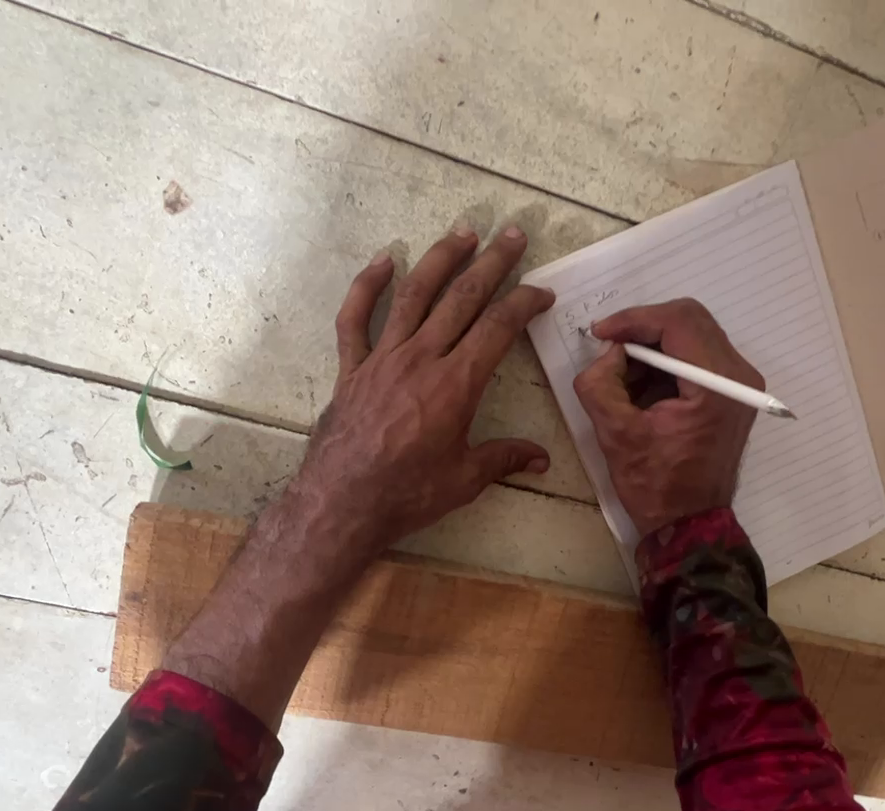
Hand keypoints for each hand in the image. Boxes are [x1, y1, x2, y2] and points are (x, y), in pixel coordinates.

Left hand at [160, 226, 552, 723]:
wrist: (342, 504)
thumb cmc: (407, 494)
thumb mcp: (464, 479)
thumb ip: (504, 459)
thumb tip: (541, 458)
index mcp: (456, 384)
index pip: (499, 328)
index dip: (524, 303)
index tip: (541, 291)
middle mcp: (422, 358)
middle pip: (462, 298)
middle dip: (491, 263)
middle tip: (511, 235)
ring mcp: (382, 358)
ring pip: (414, 294)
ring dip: (440, 259)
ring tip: (462, 232)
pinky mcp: (352, 368)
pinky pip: (355, 318)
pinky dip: (367, 286)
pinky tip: (383, 260)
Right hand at [574, 299, 762, 536]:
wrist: (689, 522)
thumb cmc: (655, 486)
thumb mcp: (615, 434)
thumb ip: (601, 383)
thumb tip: (608, 354)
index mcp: (717, 385)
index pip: (678, 322)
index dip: (633, 320)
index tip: (599, 334)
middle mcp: (739, 376)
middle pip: (689, 320)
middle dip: (642, 330)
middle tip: (608, 348)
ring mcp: (740, 384)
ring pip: (691, 335)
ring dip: (651, 348)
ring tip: (620, 375)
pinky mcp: (731, 393)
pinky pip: (695, 357)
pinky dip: (664, 363)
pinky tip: (639, 387)